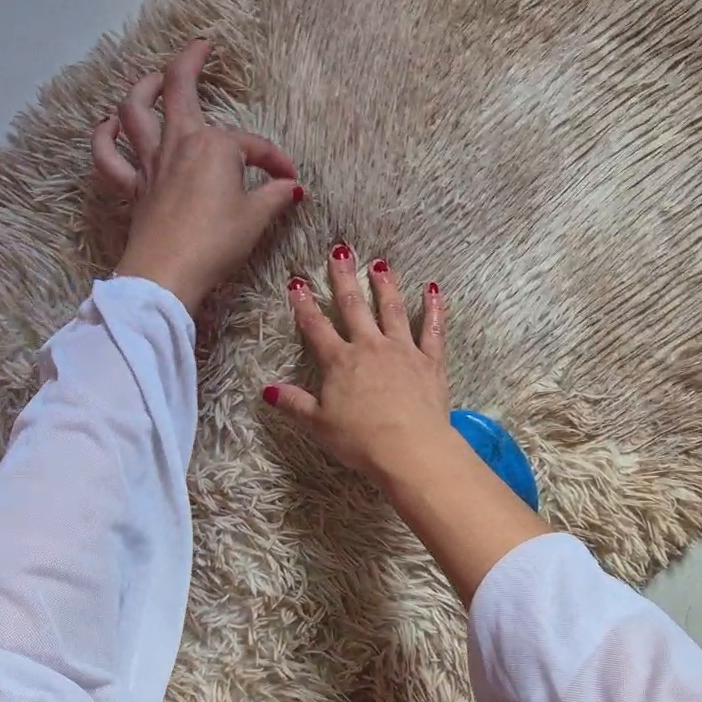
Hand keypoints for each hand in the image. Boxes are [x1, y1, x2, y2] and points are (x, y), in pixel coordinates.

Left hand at [93, 39, 301, 312]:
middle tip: (201, 47)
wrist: (168, 274)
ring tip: (152, 79)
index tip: (290, 182)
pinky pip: (109, 156)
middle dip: (191, 62)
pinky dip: (106, 137)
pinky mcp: (133, 187)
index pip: (253, 147)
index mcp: (215, 146)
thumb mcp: (256, 218)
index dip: (275, 162)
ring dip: (142, 88)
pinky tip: (110, 125)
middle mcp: (179, 143)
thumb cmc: (216, 243)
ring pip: (136, 111)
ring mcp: (151, 163)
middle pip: (178, 90)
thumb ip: (274, 196)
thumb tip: (291, 188)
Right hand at [267, 245, 549, 605]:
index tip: (298, 282)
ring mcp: (402, 351)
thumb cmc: (360, 440)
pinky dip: (433, 309)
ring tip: (381, 264)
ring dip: (386, 285)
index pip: (316, 327)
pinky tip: (433, 291)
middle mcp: (370, 347)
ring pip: (392, 310)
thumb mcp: (319, 424)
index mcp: (340, 362)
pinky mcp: (430, 362)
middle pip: (354, 307)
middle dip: (344, 279)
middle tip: (341, 252)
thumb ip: (295, 403)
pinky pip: (432, 330)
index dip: (305, 305)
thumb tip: (268, 391)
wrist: (410, 448)